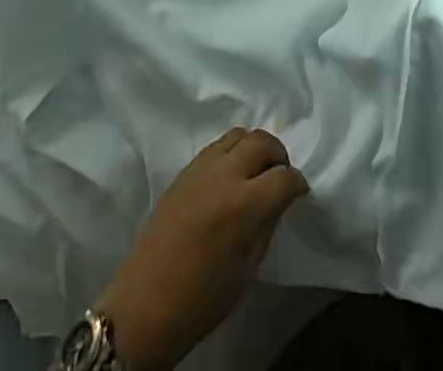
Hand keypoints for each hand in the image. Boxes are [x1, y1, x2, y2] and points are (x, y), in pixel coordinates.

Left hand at [98, 128, 309, 370]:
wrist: (144, 307)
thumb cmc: (203, 297)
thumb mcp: (250, 266)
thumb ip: (268, 223)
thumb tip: (280, 199)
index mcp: (244, 205)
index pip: (285, 176)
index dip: (297, 184)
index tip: (298, 195)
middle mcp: (223, 176)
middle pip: (263, 142)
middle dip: (278, 157)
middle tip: (278, 178)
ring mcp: (199, 171)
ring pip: (238, 135)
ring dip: (254, 149)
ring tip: (254, 173)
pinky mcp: (182, 173)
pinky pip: (216, 147)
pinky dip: (231, 154)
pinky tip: (229, 178)